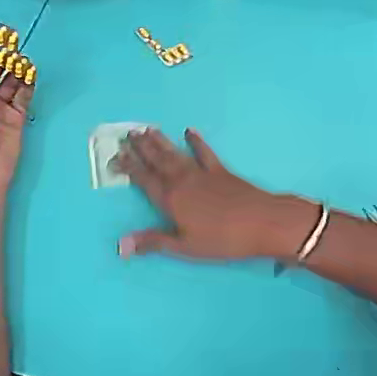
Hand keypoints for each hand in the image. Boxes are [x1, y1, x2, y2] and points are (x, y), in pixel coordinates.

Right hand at [113, 128, 317, 260]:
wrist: (262, 222)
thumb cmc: (221, 239)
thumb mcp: (184, 246)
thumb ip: (153, 242)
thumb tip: (120, 245)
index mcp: (170, 199)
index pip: (143, 179)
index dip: (128, 167)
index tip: (115, 156)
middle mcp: (181, 180)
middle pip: (157, 161)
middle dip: (141, 147)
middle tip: (128, 133)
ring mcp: (202, 173)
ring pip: (175, 154)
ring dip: (161, 141)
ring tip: (147, 129)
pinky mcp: (220, 171)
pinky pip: (204, 153)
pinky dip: (196, 142)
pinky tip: (189, 132)